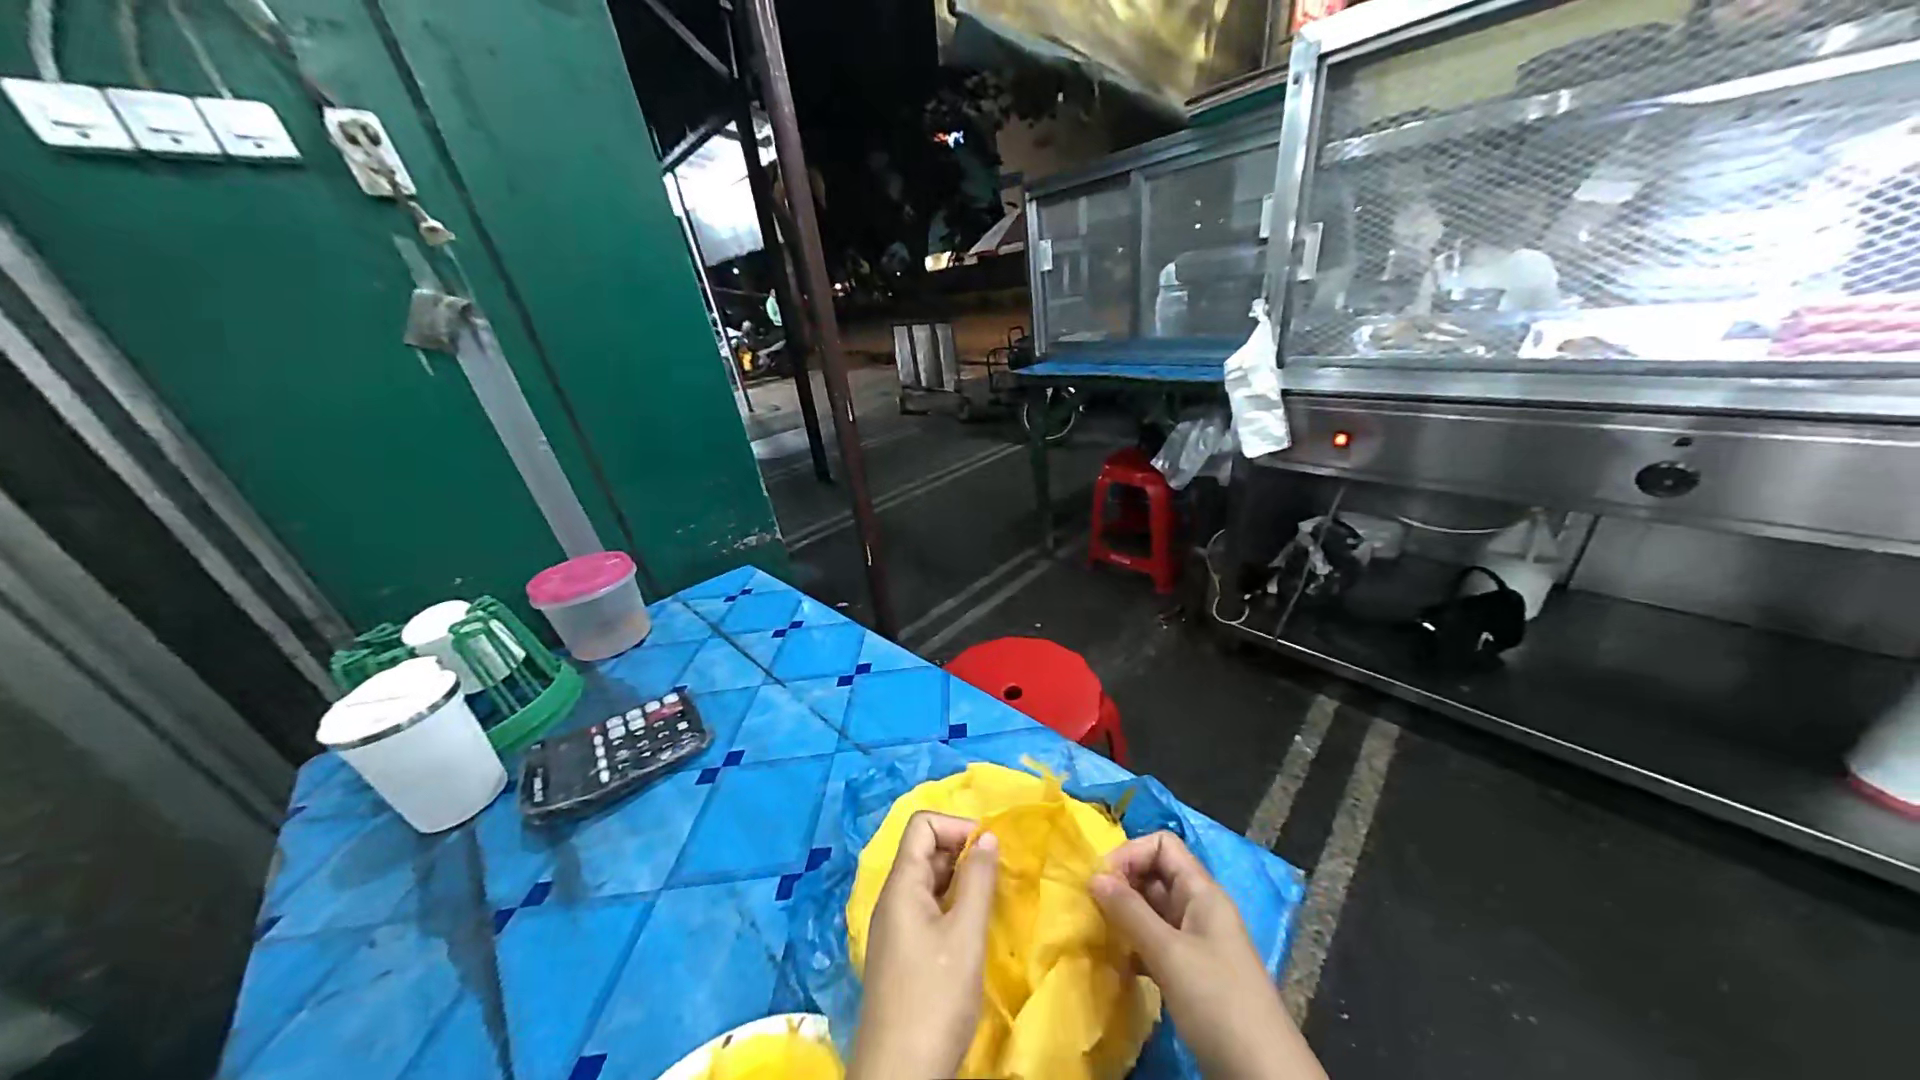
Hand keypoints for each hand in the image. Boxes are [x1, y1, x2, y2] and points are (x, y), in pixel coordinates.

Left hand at [849, 812, 999, 1079]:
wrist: (900, 1075)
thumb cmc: (934, 998)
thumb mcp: (965, 935)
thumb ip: (978, 881)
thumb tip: (988, 837)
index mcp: (901, 885)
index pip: (922, 825)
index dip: (957, 827)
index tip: (990, 850)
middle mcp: (894, 898)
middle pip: (925, 850)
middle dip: (963, 851)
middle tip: (998, 875)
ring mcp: (897, 927)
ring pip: (930, 882)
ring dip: (962, 880)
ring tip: (993, 899)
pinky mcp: (905, 952)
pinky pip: (929, 909)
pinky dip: (954, 905)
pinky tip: (976, 927)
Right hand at [1091, 832, 1326, 1079]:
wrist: (1264, 1076)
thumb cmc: (1218, 1002)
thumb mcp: (1169, 954)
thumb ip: (1130, 912)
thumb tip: (1094, 876)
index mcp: (1202, 893)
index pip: (1163, 846)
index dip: (1130, 854)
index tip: (1101, 882)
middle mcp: (1199, 909)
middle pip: (1155, 875)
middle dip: (1122, 885)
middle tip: (1091, 908)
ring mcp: (1196, 942)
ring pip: (1152, 911)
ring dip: (1124, 917)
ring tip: (1098, 934)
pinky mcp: (1191, 973)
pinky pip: (1155, 943)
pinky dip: (1134, 946)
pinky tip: (1116, 964)